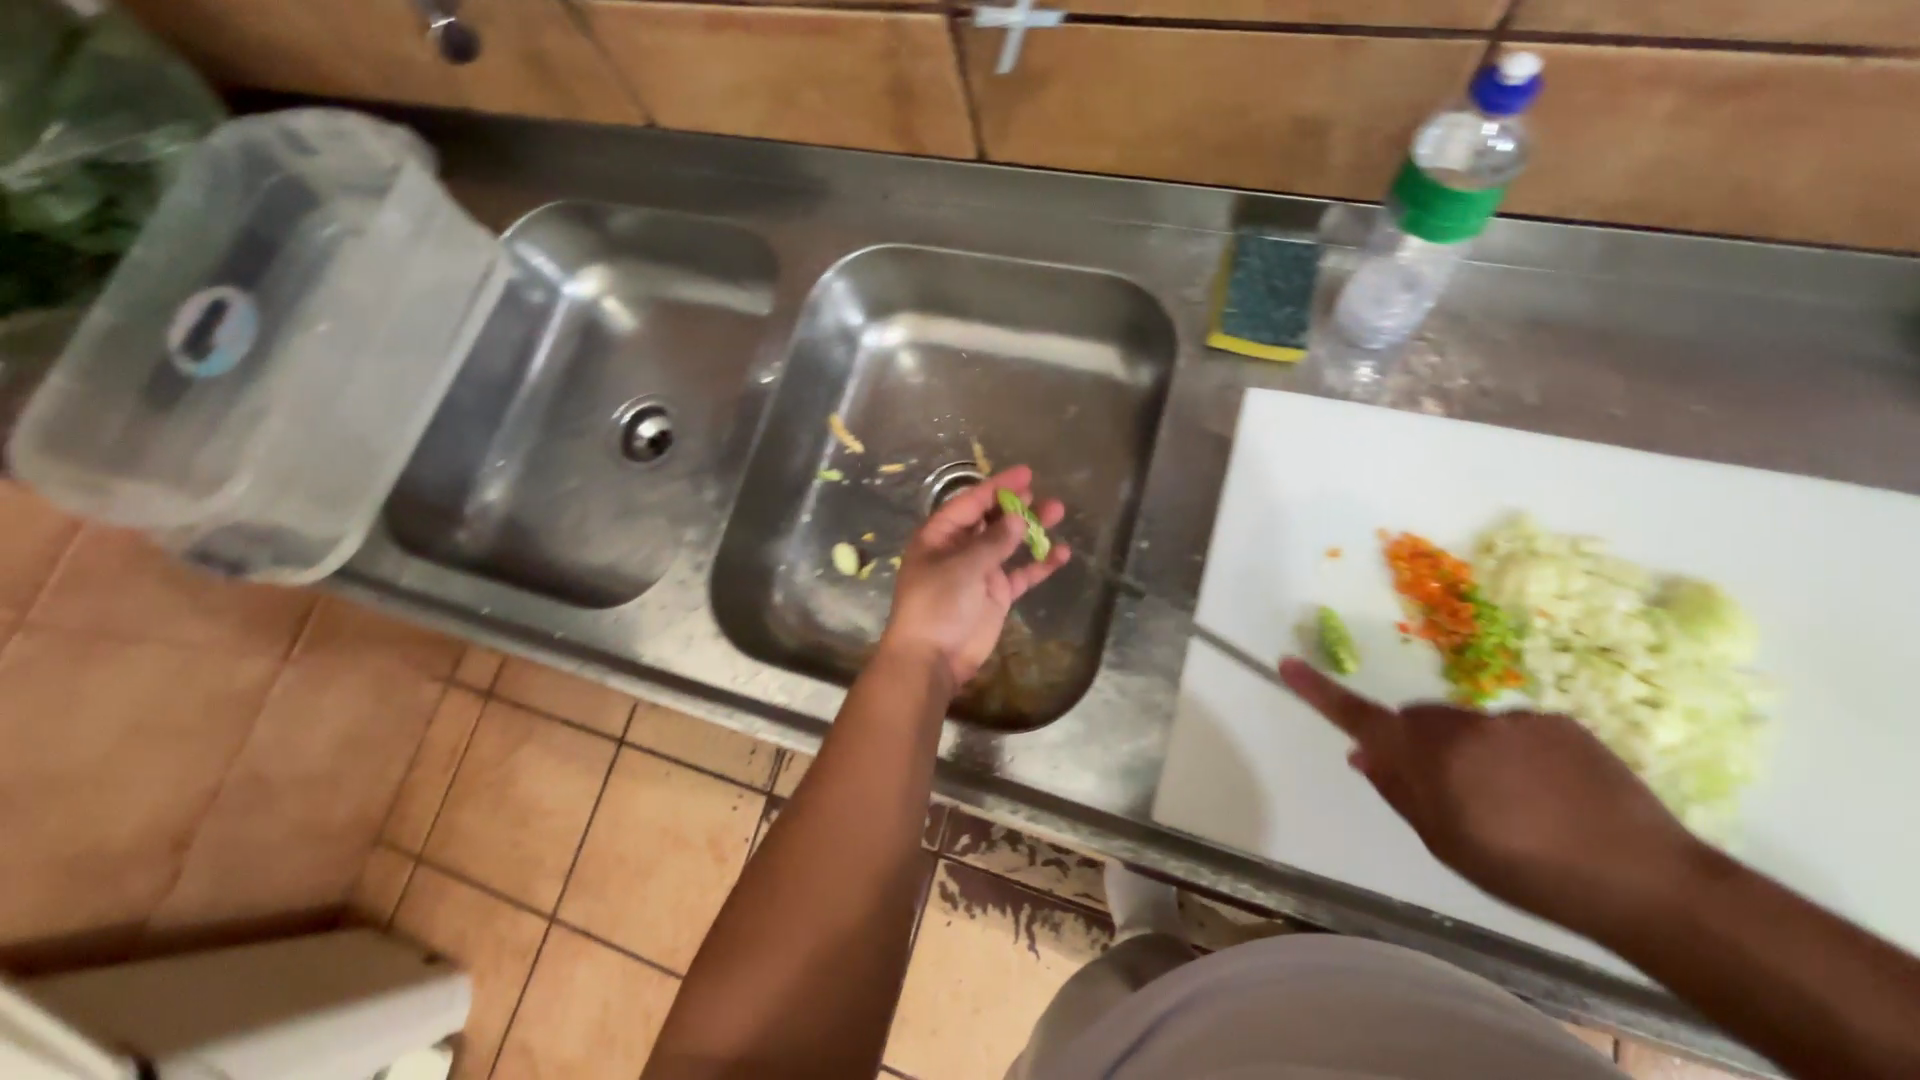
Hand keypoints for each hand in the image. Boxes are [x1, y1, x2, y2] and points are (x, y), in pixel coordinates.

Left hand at [881, 466, 1069, 687]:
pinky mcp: (995, 595)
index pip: (970, 503)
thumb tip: (1019, 519)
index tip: (1026, 474)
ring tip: (1057, 512)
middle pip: (990, 519)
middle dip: (1016, 505)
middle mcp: (959, 549)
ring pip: (1009, 543)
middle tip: (1041, 495)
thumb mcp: (962, 566)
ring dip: (1031, 529)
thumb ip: (993, 541)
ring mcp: (978, 572)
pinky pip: (1021, 573)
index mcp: (939, 536)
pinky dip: (1039, 564)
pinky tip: (1061, 553)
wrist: (932, 657)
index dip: (997, 487)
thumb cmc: (937, 604)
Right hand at [1277, 658, 1706, 934]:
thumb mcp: (1448, 844)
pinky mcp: (1560, 723)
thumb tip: (1362, 754)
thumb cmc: (1528, 873)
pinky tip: (1548, 796)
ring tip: (1512, 806)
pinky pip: (1514, 730)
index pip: (1362, 718)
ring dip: (1470, 752)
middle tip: (1446, 795)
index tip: (1288, 664)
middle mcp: (1467, 726)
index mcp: (1433, 758)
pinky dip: (1515, 754)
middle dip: (1417, 744)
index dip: (1320, 693)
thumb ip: (1400, 792)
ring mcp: (1517, 720)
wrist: (1642, 878)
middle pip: (1419, 720)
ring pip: (1467, 726)